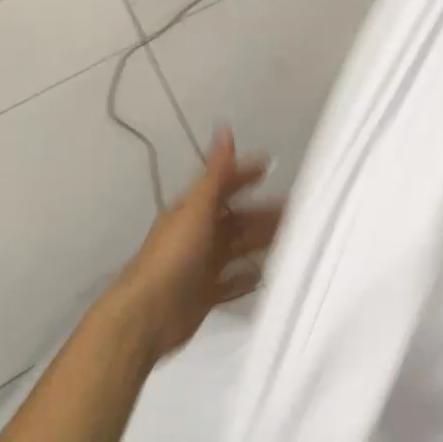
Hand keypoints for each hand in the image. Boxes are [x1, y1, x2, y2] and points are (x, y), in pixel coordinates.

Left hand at [115, 128, 282, 356]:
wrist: (148, 314)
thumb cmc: (174, 256)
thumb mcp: (196, 208)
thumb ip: (215, 173)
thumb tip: (225, 127)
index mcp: (193, 210)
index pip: (222, 185)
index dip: (243, 174)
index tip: (270, 165)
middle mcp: (198, 234)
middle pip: (235, 218)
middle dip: (262, 212)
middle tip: (295, 210)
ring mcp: (202, 265)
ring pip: (238, 247)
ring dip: (260, 241)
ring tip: (291, 239)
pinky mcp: (206, 293)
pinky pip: (233, 282)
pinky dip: (248, 277)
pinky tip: (267, 275)